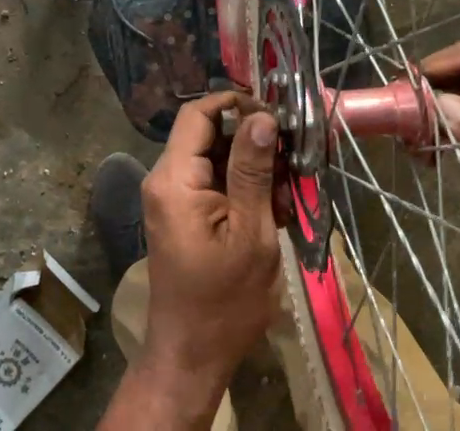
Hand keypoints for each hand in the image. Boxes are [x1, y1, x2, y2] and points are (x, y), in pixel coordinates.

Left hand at [140, 92, 284, 389]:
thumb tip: (262, 115)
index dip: (235, 103)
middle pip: (207, 133)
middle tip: (294, 158)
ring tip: (289, 190)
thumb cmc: (224, 300)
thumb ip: (253, 170)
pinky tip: (275, 208)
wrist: (192, 355)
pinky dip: (243, 186)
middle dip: (251, 139)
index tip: (277, 116)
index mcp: (174, 178)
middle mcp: (165, 179)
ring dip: (253, 166)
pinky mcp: (183, 213)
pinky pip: (213, 181)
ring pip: (214, 157)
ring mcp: (172, 197)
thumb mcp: (250, 232)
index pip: (197, 113)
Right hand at [418, 41, 459, 256]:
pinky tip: (419, 152)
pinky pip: (451, 129)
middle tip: (399, 103)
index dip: (442, 64)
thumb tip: (440, 102)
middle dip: (429, 85)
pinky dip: (430, 133)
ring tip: (407, 131)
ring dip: (426, 110)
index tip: (410, 80)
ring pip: (453, 99)